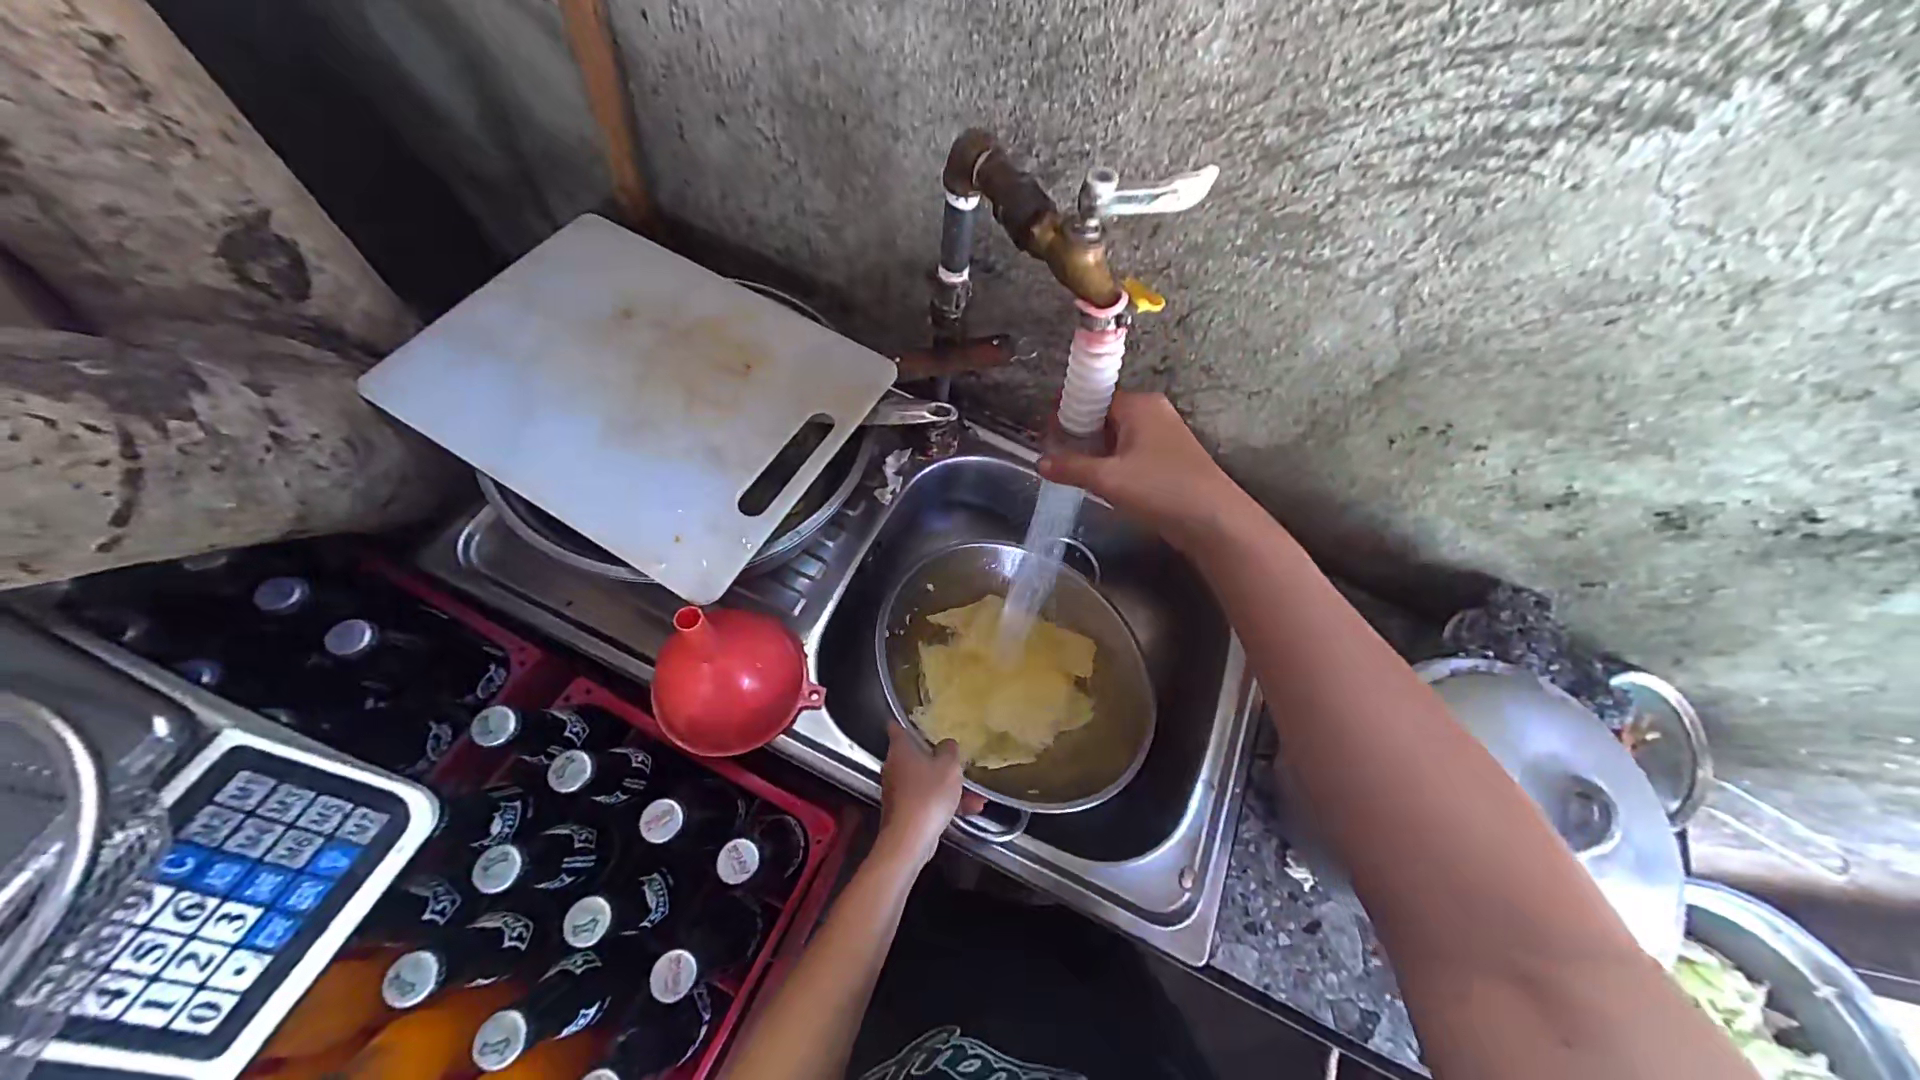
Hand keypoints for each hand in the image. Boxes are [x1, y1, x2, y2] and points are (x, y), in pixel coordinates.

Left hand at [877, 724, 985, 867]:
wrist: (909, 839)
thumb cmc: (928, 794)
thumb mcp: (949, 766)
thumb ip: (950, 750)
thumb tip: (946, 744)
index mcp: (900, 749)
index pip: (897, 727)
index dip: (907, 722)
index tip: (921, 720)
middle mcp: (894, 767)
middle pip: (917, 756)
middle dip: (940, 760)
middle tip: (958, 759)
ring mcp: (898, 791)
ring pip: (927, 781)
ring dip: (950, 786)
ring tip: (977, 794)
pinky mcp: (905, 812)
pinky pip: (928, 800)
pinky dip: (946, 803)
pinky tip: (972, 809)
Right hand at [1038, 391, 1260, 553]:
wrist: (1213, 520)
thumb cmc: (1159, 489)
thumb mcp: (1107, 478)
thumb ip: (1070, 467)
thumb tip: (1040, 462)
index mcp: (1139, 405)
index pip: (1093, 397)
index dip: (1068, 412)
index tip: (1046, 432)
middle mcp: (1153, 413)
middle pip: (1104, 416)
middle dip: (1079, 434)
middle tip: (1055, 455)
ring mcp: (1164, 436)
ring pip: (1117, 437)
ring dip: (1096, 452)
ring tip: (1072, 471)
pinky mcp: (1169, 460)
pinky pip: (1131, 453)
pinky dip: (1114, 464)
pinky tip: (1101, 483)